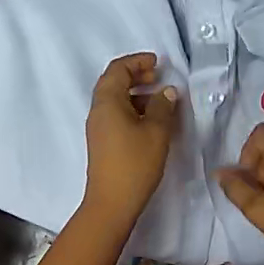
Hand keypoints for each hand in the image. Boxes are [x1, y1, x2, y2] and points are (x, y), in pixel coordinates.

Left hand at [82, 53, 178, 223]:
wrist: (112, 202)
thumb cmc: (135, 163)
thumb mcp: (156, 131)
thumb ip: (162, 106)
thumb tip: (165, 92)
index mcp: (107, 102)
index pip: (117, 69)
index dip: (137, 62)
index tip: (158, 63)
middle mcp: (98, 111)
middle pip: (113, 83)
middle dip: (136, 76)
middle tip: (158, 78)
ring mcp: (98, 128)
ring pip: (115, 101)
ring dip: (136, 95)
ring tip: (160, 102)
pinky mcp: (102, 143)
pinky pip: (116, 117)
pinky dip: (133, 111)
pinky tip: (151, 122)